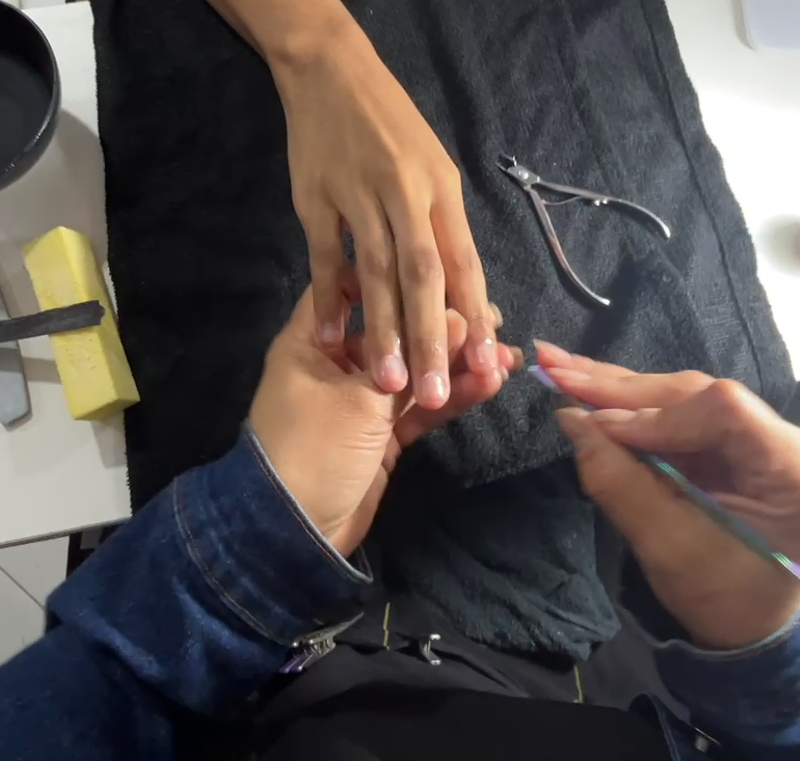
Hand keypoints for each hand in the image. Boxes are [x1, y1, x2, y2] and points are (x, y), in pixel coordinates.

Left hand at [251, 289, 517, 554]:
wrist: (295, 533)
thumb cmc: (314, 448)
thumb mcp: (361, 400)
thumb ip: (412, 359)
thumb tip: (461, 319)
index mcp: (312, 339)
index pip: (349, 288)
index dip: (389, 274)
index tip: (435, 267)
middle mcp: (336, 359)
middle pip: (392, 330)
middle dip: (439, 325)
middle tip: (490, 319)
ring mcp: (361, 396)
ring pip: (413, 368)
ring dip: (455, 363)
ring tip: (504, 353)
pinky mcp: (382, 430)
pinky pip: (419, 404)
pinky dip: (450, 396)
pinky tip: (490, 384)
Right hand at [273, 37, 496, 411]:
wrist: (332, 71)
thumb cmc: (390, 122)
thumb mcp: (431, 164)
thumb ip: (440, 222)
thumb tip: (455, 284)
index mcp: (442, 188)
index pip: (464, 262)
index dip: (475, 315)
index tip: (486, 366)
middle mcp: (407, 193)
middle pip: (424, 275)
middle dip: (431, 338)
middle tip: (437, 395)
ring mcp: (359, 195)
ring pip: (376, 273)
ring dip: (382, 330)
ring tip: (388, 383)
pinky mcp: (316, 198)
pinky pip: (325, 257)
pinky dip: (329, 299)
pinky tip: (330, 338)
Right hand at [537, 343, 799, 649]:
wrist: (750, 624)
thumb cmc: (721, 596)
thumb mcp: (666, 547)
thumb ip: (619, 481)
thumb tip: (570, 418)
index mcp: (795, 472)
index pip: (724, 410)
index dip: (655, 412)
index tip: (600, 425)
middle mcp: (784, 439)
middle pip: (693, 393)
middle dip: (618, 387)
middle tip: (554, 368)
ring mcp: (757, 431)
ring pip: (677, 392)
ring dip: (612, 385)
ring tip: (557, 365)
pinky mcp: (728, 434)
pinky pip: (672, 406)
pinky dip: (623, 398)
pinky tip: (584, 379)